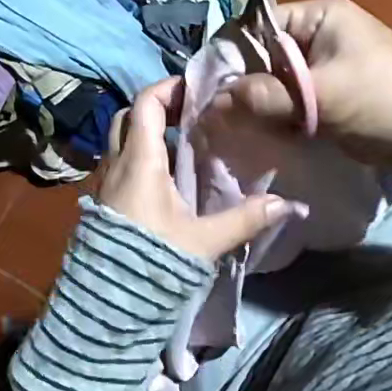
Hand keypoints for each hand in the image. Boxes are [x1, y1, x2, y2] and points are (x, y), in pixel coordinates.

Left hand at [95, 77, 298, 260]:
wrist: (109, 302)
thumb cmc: (154, 261)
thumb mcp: (205, 240)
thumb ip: (245, 219)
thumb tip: (287, 204)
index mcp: (140, 163)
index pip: (146, 105)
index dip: (168, 88)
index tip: (195, 88)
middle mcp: (117, 165)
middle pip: (128, 117)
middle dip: (156, 108)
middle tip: (189, 114)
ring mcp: (106, 184)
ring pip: (122, 141)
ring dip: (147, 134)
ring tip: (183, 144)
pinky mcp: (104, 203)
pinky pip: (120, 164)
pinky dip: (141, 157)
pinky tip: (166, 178)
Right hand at [205, 0, 391, 166]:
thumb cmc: (379, 99)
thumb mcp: (320, 95)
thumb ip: (266, 96)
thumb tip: (214, 102)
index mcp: (319, 17)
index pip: (259, 26)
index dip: (232, 54)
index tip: (209, 85)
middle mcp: (318, 36)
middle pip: (265, 57)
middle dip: (243, 85)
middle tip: (216, 114)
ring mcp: (324, 68)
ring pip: (277, 83)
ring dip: (260, 105)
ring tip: (232, 128)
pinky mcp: (330, 96)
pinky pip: (294, 102)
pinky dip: (279, 117)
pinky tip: (260, 135)